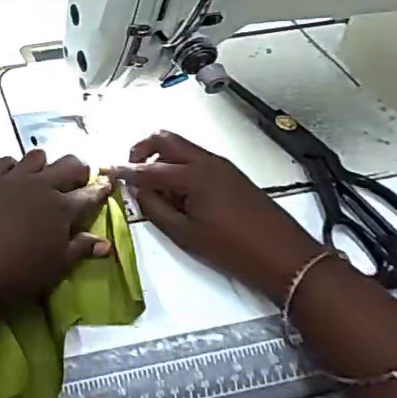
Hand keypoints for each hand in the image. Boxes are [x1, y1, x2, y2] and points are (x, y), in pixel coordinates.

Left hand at [0, 149, 114, 309]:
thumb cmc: (23, 269)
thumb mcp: (58, 264)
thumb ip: (81, 248)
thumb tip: (105, 243)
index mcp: (63, 207)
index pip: (89, 193)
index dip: (100, 188)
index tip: (107, 183)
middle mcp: (42, 185)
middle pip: (68, 165)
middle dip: (78, 169)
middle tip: (78, 178)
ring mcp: (15, 178)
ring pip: (37, 156)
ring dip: (44, 164)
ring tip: (42, 176)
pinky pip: (6, 161)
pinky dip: (13, 166)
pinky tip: (12, 177)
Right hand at [110, 130, 323, 298]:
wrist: (287, 258)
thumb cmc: (233, 250)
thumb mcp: (185, 234)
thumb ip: (155, 209)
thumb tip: (139, 192)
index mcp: (193, 176)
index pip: (148, 168)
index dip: (125, 170)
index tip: (109, 171)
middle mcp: (206, 162)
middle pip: (165, 139)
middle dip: (142, 149)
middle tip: (131, 168)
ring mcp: (221, 165)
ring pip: (182, 147)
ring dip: (161, 157)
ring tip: (154, 185)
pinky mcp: (231, 174)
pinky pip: (196, 158)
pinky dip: (179, 165)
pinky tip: (179, 191)